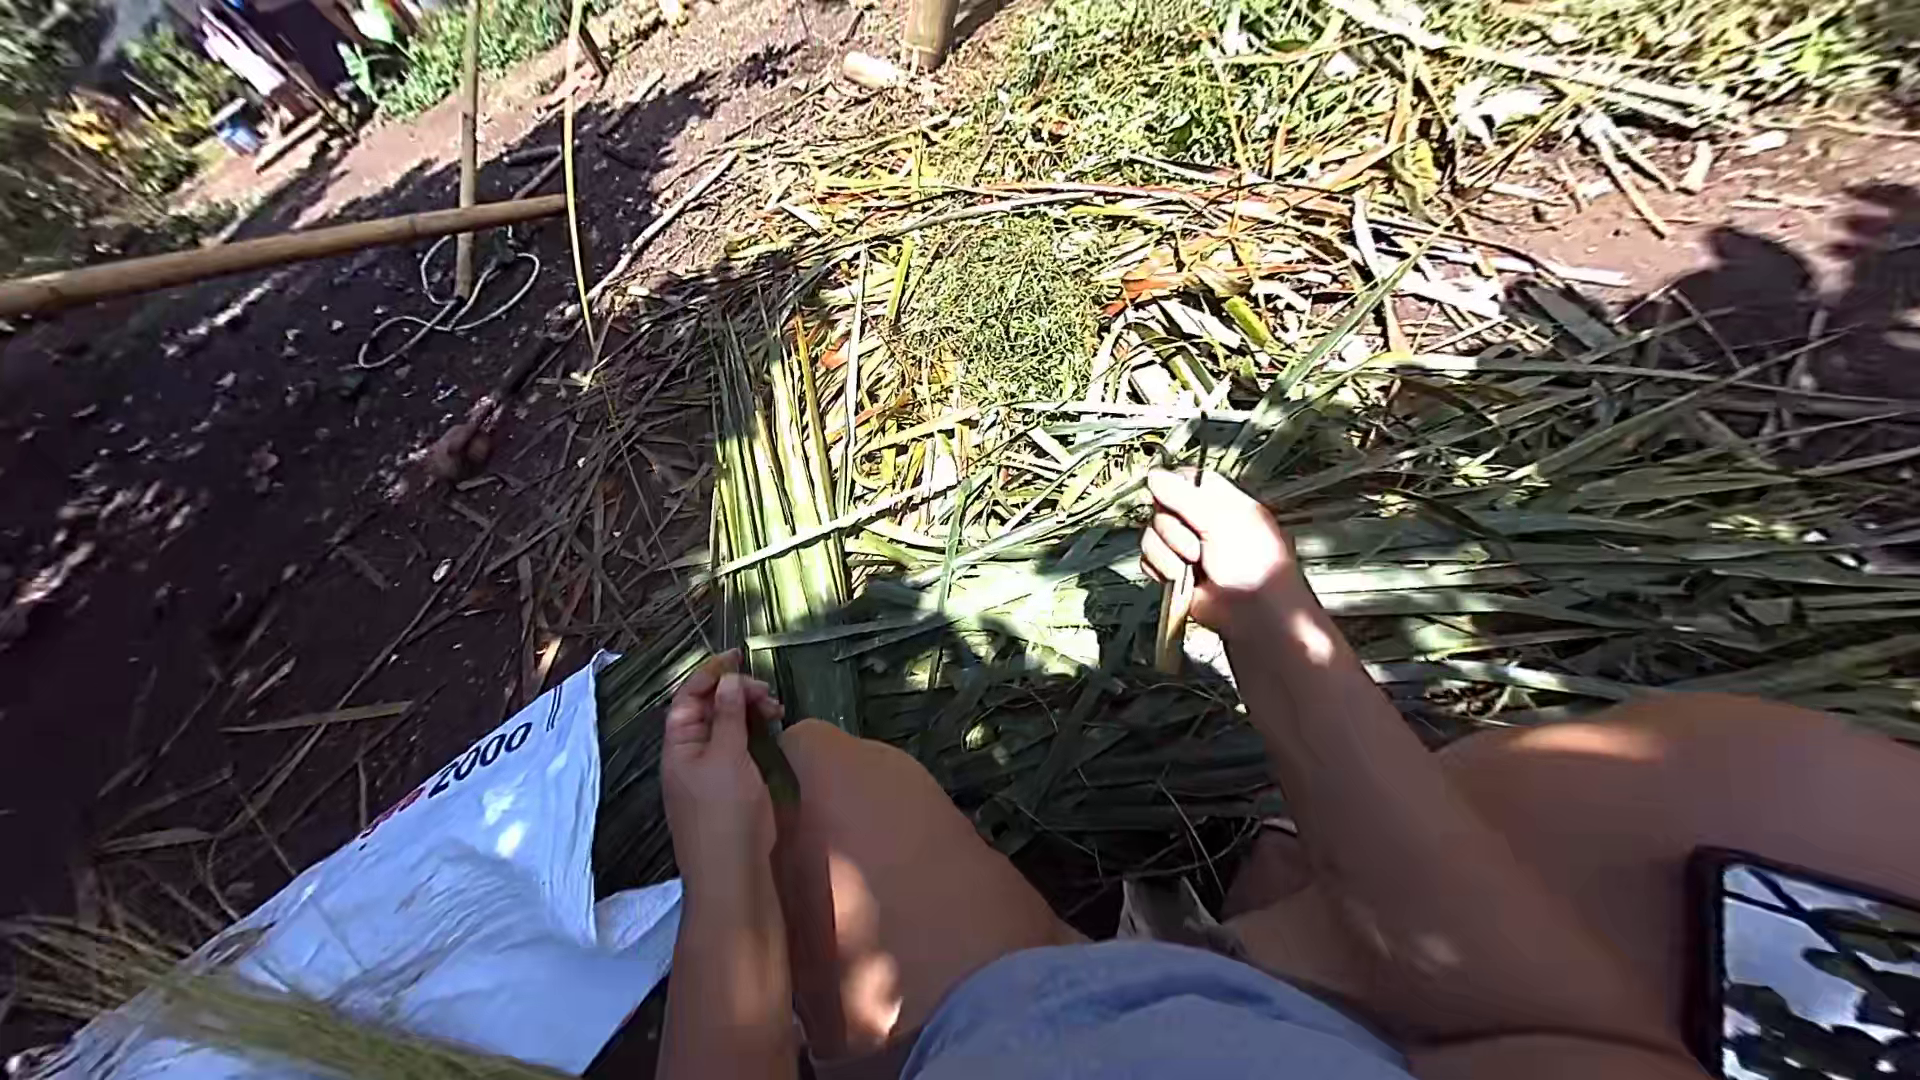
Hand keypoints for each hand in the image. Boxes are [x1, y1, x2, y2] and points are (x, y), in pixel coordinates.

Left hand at [661, 651, 784, 881]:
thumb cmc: (725, 811)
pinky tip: (771, 727)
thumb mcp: (728, 757)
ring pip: (728, 724)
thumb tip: (728, 680)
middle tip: (767, 693)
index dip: (710, 673)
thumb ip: (729, 716)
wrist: (732, 870)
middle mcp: (692, 753)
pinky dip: (754, 729)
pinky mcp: (731, 780)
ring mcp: (711, 768)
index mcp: (680, 745)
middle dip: (737, 692)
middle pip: (710, 707)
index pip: (689, 696)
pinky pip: (739, 742)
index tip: (737, 656)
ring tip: (776, 709)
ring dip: (749, 709)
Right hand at [1140, 469, 1300, 635]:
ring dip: (1169, 554)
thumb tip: (1153, 475)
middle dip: (1174, 531)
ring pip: (1151, 536)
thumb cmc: (1255, 564)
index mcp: (1220, 501)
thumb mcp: (1223, 519)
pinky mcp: (1171, 570)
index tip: (1174, 500)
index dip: (1174, 488)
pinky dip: (1161, 569)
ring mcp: (1184, 547)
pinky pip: (1147, 560)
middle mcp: (1199, 521)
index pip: (1185, 480)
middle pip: (1161, 510)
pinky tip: (1180, 577)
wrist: (1252, 612)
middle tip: (1198, 546)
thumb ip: (1184, 496)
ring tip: (1194, 565)